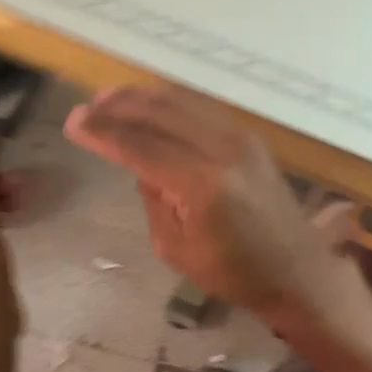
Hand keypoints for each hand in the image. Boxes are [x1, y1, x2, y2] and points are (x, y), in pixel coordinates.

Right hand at [63, 86, 357, 324]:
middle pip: (161, 112)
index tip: (74, 123)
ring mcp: (242, 138)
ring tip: (109, 99)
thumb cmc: (234, 273)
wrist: (298, 271)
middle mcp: (223, 150)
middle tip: (87, 107)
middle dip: (118, 106)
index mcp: (203, 185)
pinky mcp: (250, 137)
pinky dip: (171, 103)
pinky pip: (201, 109)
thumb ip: (153, 198)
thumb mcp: (176, 247)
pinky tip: (150, 106)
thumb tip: (139, 160)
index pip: (141, 146)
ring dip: (143, 98)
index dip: (104, 132)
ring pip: (182, 102)